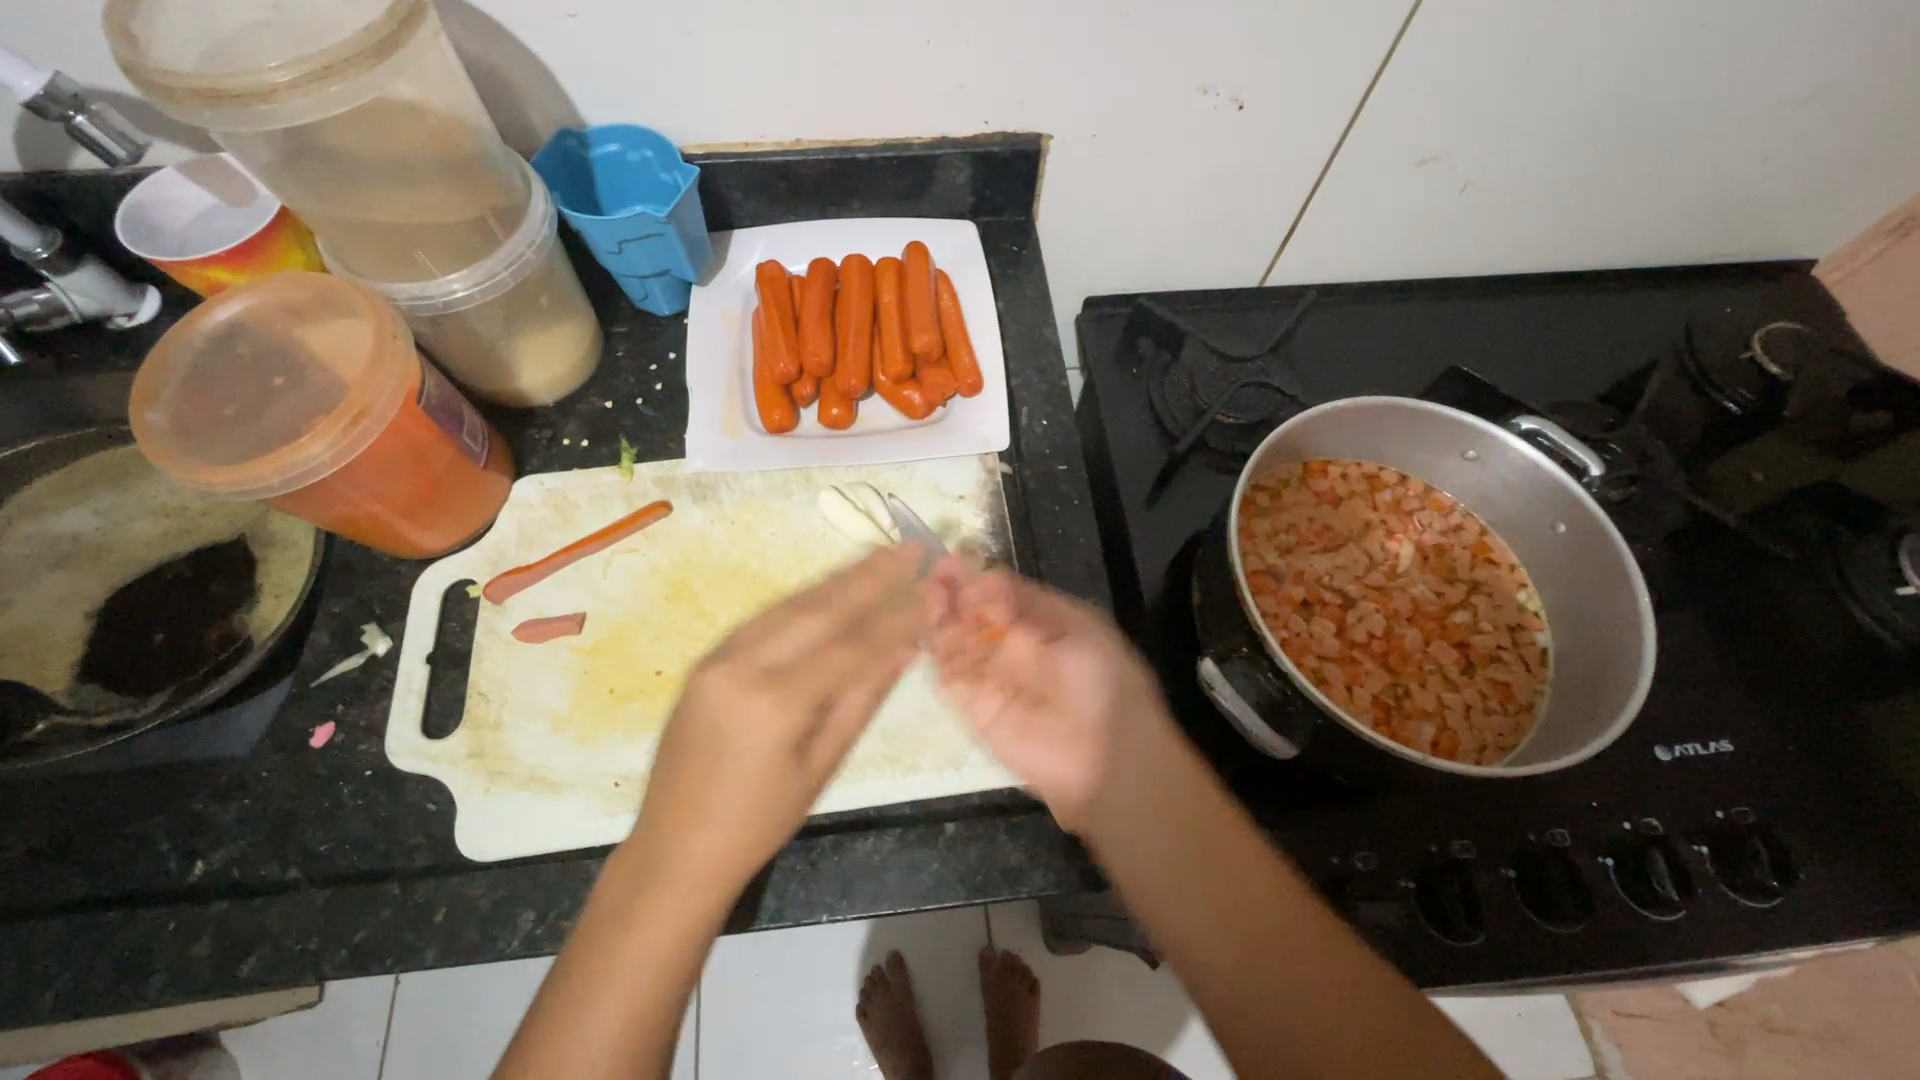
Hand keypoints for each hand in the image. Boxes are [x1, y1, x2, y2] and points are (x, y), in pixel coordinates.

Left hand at [630, 543, 929, 896]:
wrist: (675, 847)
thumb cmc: (759, 823)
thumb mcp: (822, 767)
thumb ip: (861, 699)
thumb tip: (903, 647)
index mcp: (775, 702)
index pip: (853, 645)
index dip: (899, 615)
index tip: (934, 587)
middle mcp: (743, 665)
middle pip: (819, 608)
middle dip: (870, 576)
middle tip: (912, 548)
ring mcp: (718, 657)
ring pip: (789, 604)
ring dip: (838, 578)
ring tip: (880, 554)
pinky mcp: (707, 659)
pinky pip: (764, 618)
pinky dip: (804, 598)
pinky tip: (831, 587)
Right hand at [926, 562, 1172, 832]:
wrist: (1108, 758)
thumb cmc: (1106, 684)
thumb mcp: (1080, 629)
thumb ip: (1031, 603)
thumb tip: (986, 577)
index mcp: (1041, 623)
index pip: (998, 592)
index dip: (976, 577)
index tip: (952, 562)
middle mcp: (1012, 647)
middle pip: (971, 614)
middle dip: (952, 594)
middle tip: (932, 576)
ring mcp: (991, 677)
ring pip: (955, 641)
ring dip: (939, 618)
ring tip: (926, 596)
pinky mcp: (974, 708)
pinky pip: (949, 677)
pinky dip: (935, 654)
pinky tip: (927, 631)